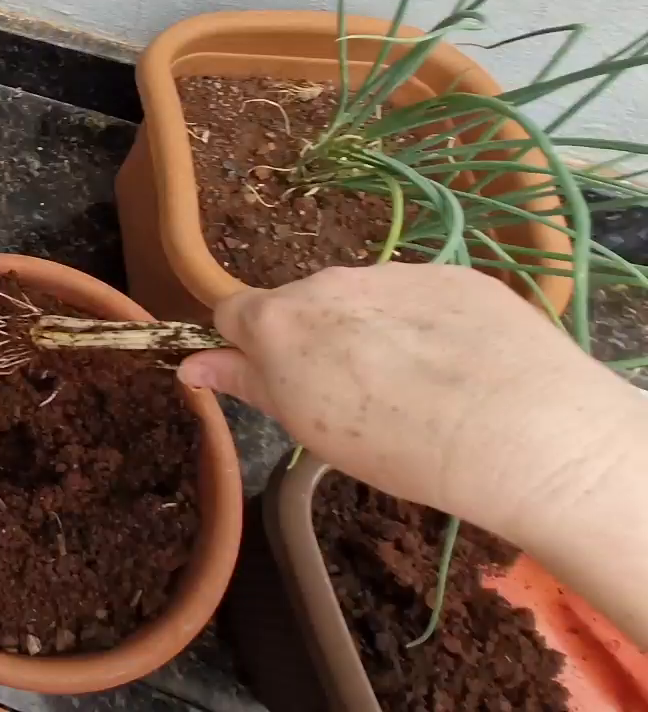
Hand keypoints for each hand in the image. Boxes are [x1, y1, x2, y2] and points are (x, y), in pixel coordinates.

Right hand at [178, 263, 640, 540]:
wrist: (530, 439)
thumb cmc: (393, 443)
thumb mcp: (302, 423)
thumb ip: (241, 382)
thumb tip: (187, 365)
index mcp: (273, 318)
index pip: (231, 313)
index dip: (250, 346)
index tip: (280, 377)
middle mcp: (321, 282)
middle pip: (297, 304)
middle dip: (312, 335)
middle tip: (354, 388)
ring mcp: (389, 273)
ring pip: (359, 297)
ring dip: (368, 325)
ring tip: (418, 378)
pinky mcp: (453, 275)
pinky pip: (419, 293)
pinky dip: (426, 320)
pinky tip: (459, 361)